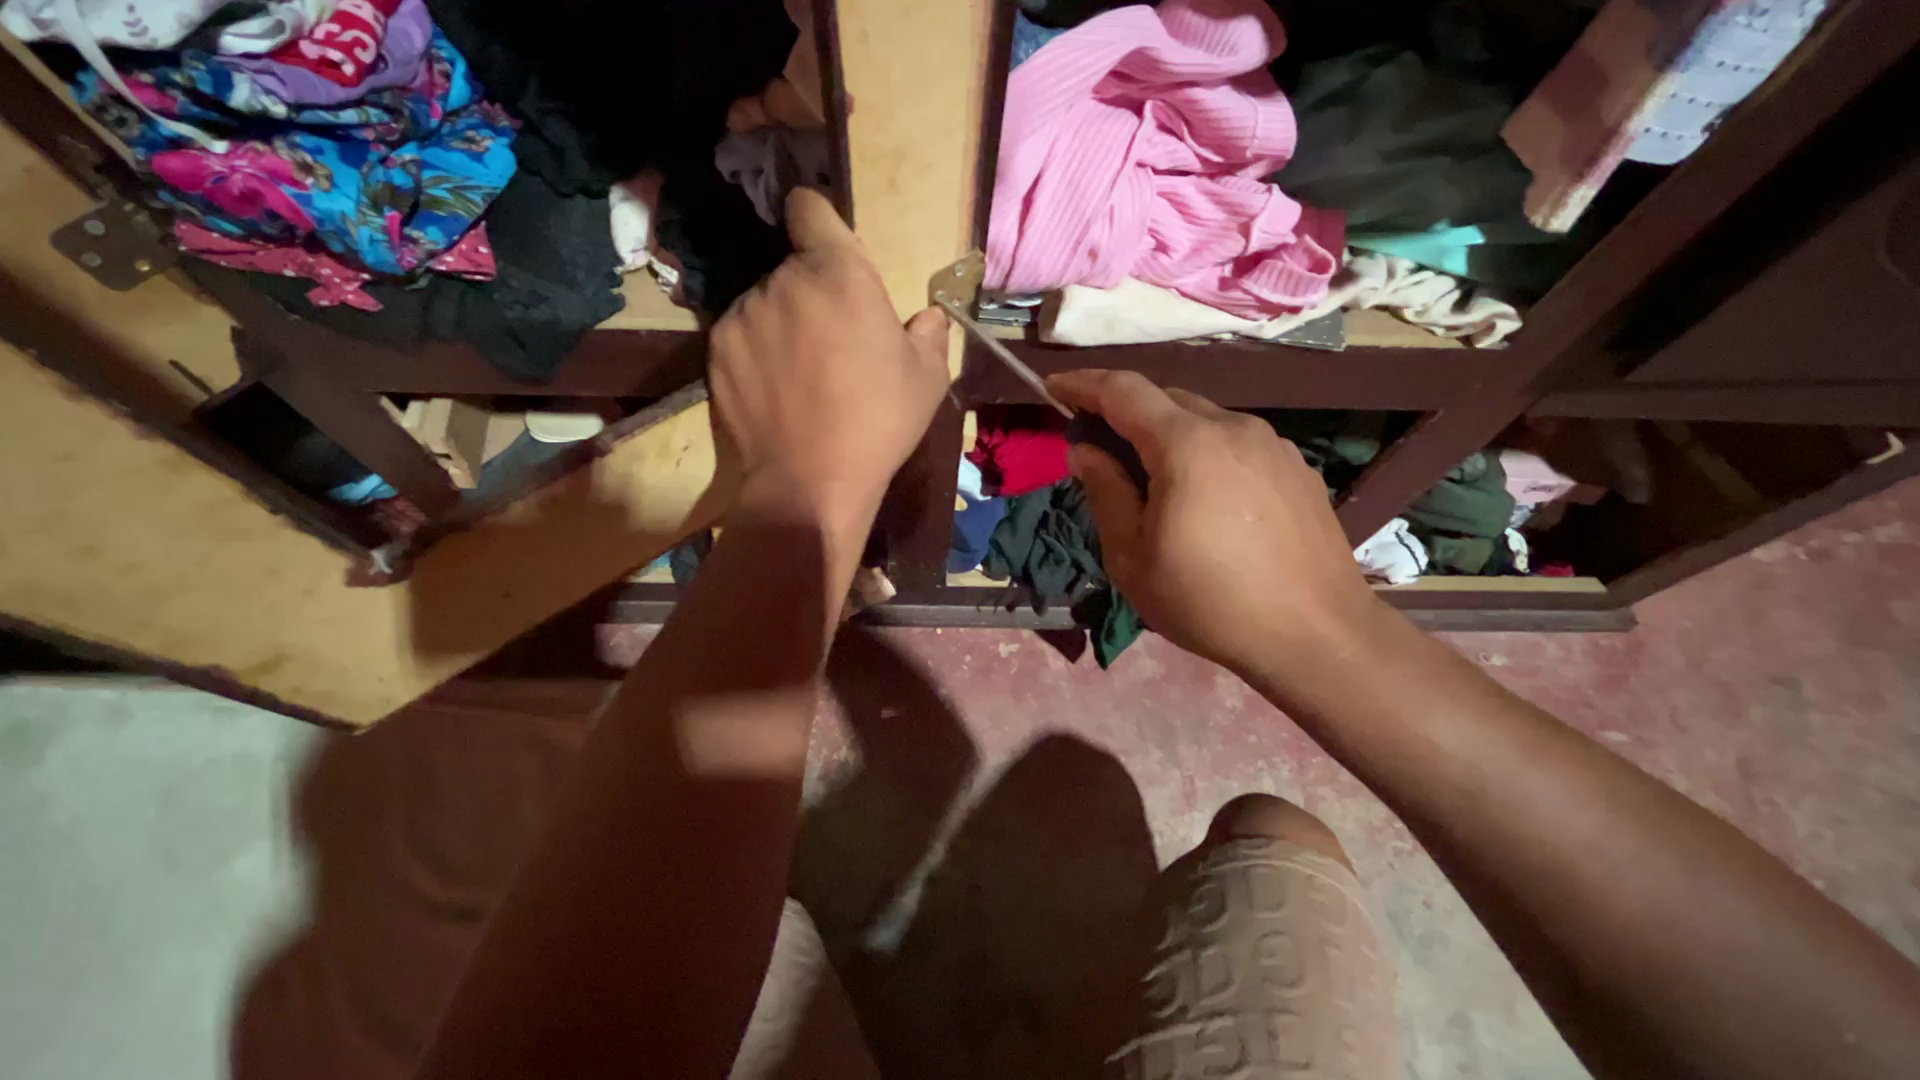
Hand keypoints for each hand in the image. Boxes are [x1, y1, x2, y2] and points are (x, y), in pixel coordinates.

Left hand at [708, 187, 950, 534]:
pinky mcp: (716, 349)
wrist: (810, 481)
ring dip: (782, 322)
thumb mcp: (927, 379)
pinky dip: (756, 351)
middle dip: (812, 292)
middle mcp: (784, 280)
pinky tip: (775, 390)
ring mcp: (744, 314)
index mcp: (839, 273)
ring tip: (801, 373)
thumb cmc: (879, 422)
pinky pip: (742, 334)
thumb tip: (928, 318)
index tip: (826, 246)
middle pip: (794, 267)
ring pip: (766, 302)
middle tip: (833, 342)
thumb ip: (929, 334)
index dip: (817, 220)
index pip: (810, 208)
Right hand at [1046, 370, 1383, 678]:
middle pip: (1167, 399)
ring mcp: (1273, 446)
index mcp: (1187, 444)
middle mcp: (1234, 428)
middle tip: (1099, 445)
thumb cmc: (1208, 602)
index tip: (1053, 387)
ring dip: (1169, 434)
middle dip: (1125, 411)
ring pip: (1206, 420)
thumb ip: (1105, 492)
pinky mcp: (1298, 469)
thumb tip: (1086, 450)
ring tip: (1154, 480)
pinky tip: (1206, 499)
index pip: (1124, 390)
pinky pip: (1238, 445)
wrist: (1315, 635)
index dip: (1083, 384)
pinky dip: (1206, 453)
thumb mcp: (1133, 558)